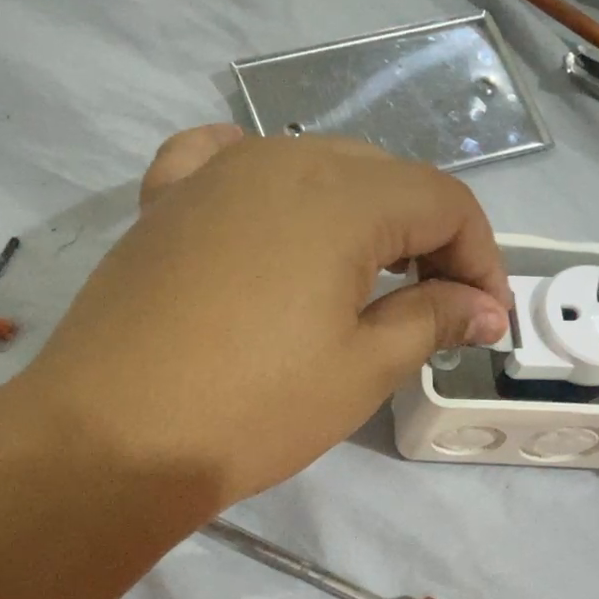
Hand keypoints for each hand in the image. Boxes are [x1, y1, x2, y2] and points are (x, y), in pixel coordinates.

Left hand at [14, 125, 511, 505]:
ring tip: (363, 281)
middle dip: (425, 238)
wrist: (112, 439)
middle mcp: (277, 160)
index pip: (441, 200)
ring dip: (354, 217)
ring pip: (308, 169)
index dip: (479, 258)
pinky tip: (268, 219)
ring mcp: (210, 176)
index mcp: (341, 196)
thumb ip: (431, 319)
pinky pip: (223, 166)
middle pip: (380, 178)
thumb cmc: (252, 409)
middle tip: (438, 307)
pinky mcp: (161, 205)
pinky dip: (264, 189)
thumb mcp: (361, 370)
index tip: (486, 321)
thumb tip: (482, 306)